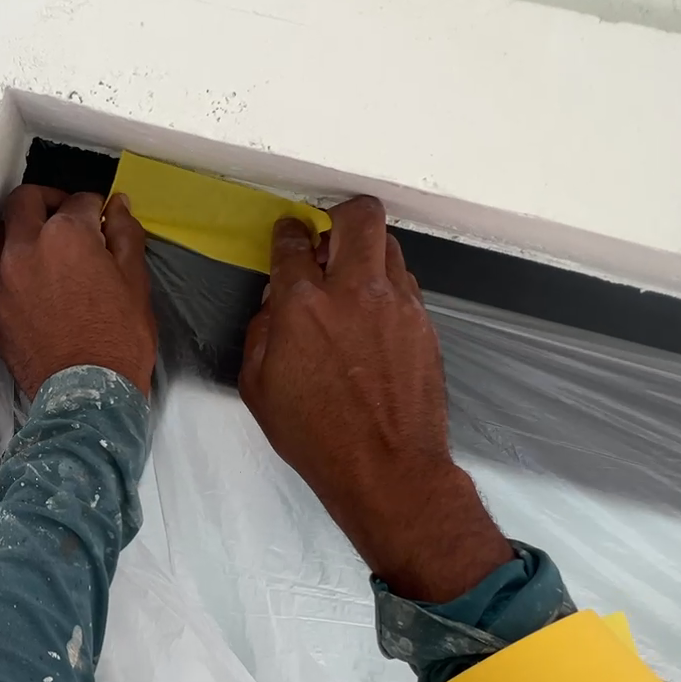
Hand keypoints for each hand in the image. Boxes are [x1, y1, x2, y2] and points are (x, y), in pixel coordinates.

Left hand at [0, 186, 156, 396]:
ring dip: (25, 235)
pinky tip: (39, 288)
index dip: (95, 207)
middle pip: (24, 202)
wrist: (88, 395)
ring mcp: (3, 284)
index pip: (78, 201)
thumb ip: (125, 235)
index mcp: (65, 236)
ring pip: (4, 238)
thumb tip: (119, 210)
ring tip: (51, 254)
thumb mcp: (135, 282)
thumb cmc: (115, 345)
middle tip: (67, 216)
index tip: (101, 218)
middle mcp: (24, 252)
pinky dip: (16, 273)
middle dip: (47, 201)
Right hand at [238, 196, 510, 601]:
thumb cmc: (312, 435)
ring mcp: (397, 302)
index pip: (293, 243)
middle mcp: (354, 291)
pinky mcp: (423, 321)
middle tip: (326, 237)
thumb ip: (260, 334)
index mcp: (302, 305)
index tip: (286, 235)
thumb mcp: (257, 388)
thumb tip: (274, 307)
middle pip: (358, 216)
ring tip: (350, 277)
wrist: (385, 466)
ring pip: (388, 244)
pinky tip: (371, 314)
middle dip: (338, 216)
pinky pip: (404, 280)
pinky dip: (385, 284)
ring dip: (365, 250)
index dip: (286, 233)